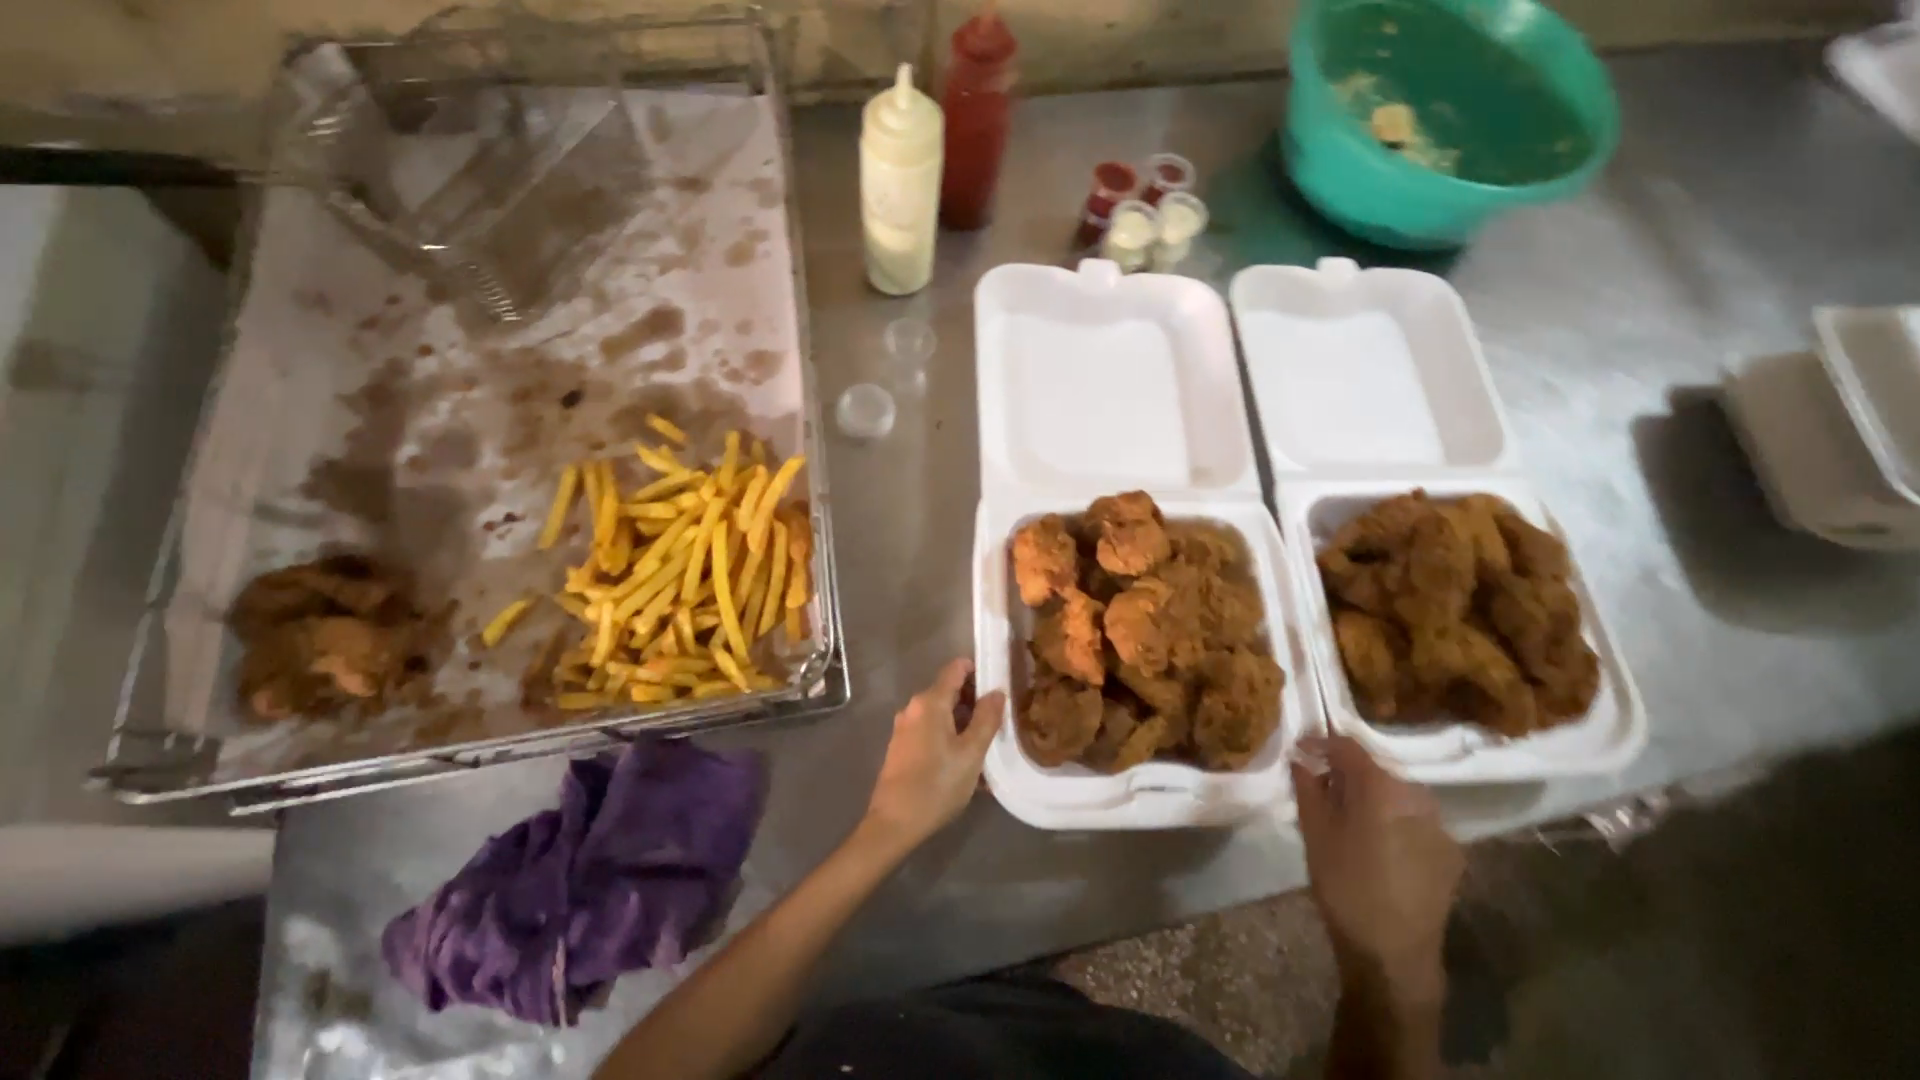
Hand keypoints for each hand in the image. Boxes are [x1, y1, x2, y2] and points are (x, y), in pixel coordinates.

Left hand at [863, 658, 1006, 853]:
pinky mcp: (901, 747)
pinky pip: (931, 732)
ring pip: (941, 714)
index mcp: (930, 702)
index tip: (1000, 684)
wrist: (894, 823)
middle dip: (975, 702)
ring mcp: (904, 728)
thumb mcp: (971, 753)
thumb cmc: (937, 785)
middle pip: (949, 691)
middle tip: (999, 721)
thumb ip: (986, 719)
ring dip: (964, 724)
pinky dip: (950, 738)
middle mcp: (913, 708)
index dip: (979, 670)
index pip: (956, 668)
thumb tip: (997, 692)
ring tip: (987, 747)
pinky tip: (965, 763)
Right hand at [1292, 736, 1461, 1002]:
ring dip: (1372, 798)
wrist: (1393, 953)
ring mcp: (1440, 824)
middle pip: (1376, 769)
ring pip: (1398, 795)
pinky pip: (1416, 821)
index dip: (1321, 742)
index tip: (1300, 750)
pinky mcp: (1452, 852)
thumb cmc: (1344, 887)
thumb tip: (1301, 759)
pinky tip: (1379, 846)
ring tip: (1349, 819)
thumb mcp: (1314, 835)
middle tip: (1320, 789)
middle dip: (1347, 774)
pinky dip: (1394, 822)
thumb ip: (1307, 789)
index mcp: (1380, 787)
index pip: (1348, 746)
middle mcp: (1417, 795)